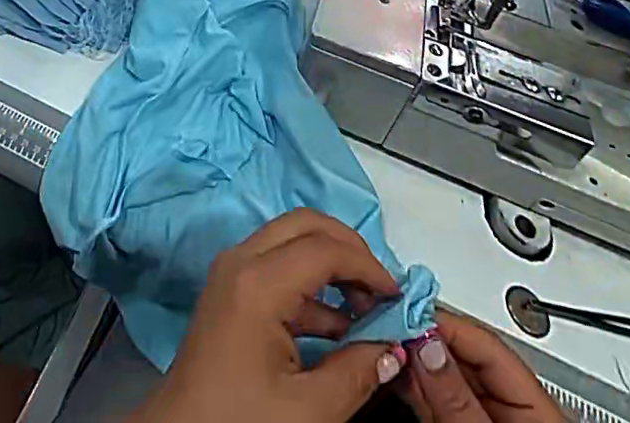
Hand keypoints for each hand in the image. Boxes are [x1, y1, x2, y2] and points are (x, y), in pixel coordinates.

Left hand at [129, 209, 409, 422]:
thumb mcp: (308, 410)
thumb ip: (358, 372)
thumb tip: (395, 347)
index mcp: (258, 282)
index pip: (326, 249)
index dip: (368, 267)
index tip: (398, 297)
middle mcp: (242, 260)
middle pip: (307, 225)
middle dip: (350, 249)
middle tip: (380, 288)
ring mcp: (232, 271)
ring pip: (292, 240)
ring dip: (331, 265)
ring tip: (365, 309)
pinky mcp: (230, 289)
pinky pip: (278, 264)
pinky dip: (311, 283)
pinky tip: (338, 326)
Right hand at [398, 310, 567, 422]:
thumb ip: (458, 398)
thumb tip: (428, 344)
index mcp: (538, 406)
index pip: (486, 344)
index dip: (445, 322)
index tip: (408, 312)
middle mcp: (514, 408)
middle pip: (465, 357)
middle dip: (425, 338)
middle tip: (389, 323)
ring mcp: (489, 419)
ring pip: (448, 378)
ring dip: (417, 360)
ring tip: (389, 342)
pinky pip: (440, 401)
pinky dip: (418, 386)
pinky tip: (399, 372)